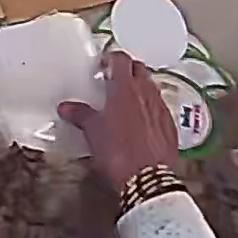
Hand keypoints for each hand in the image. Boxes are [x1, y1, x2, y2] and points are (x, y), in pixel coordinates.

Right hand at [58, 51, 178, 192]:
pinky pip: (160, 106)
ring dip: (140, 87)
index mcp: (125, 88)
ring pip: (151, 86)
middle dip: (128, 69)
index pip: (121, 60)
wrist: (148, 179)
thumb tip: (66, 107)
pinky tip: (142, 120)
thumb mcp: (93, 132)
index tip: (104, 65)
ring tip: (127, 99)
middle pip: (139, 69)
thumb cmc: (119, 152)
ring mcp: (161, 107)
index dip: (112, 59)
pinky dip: (150, 106)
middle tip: (114, 79)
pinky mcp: (170, 124)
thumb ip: (80, 114)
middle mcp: (146, 92)